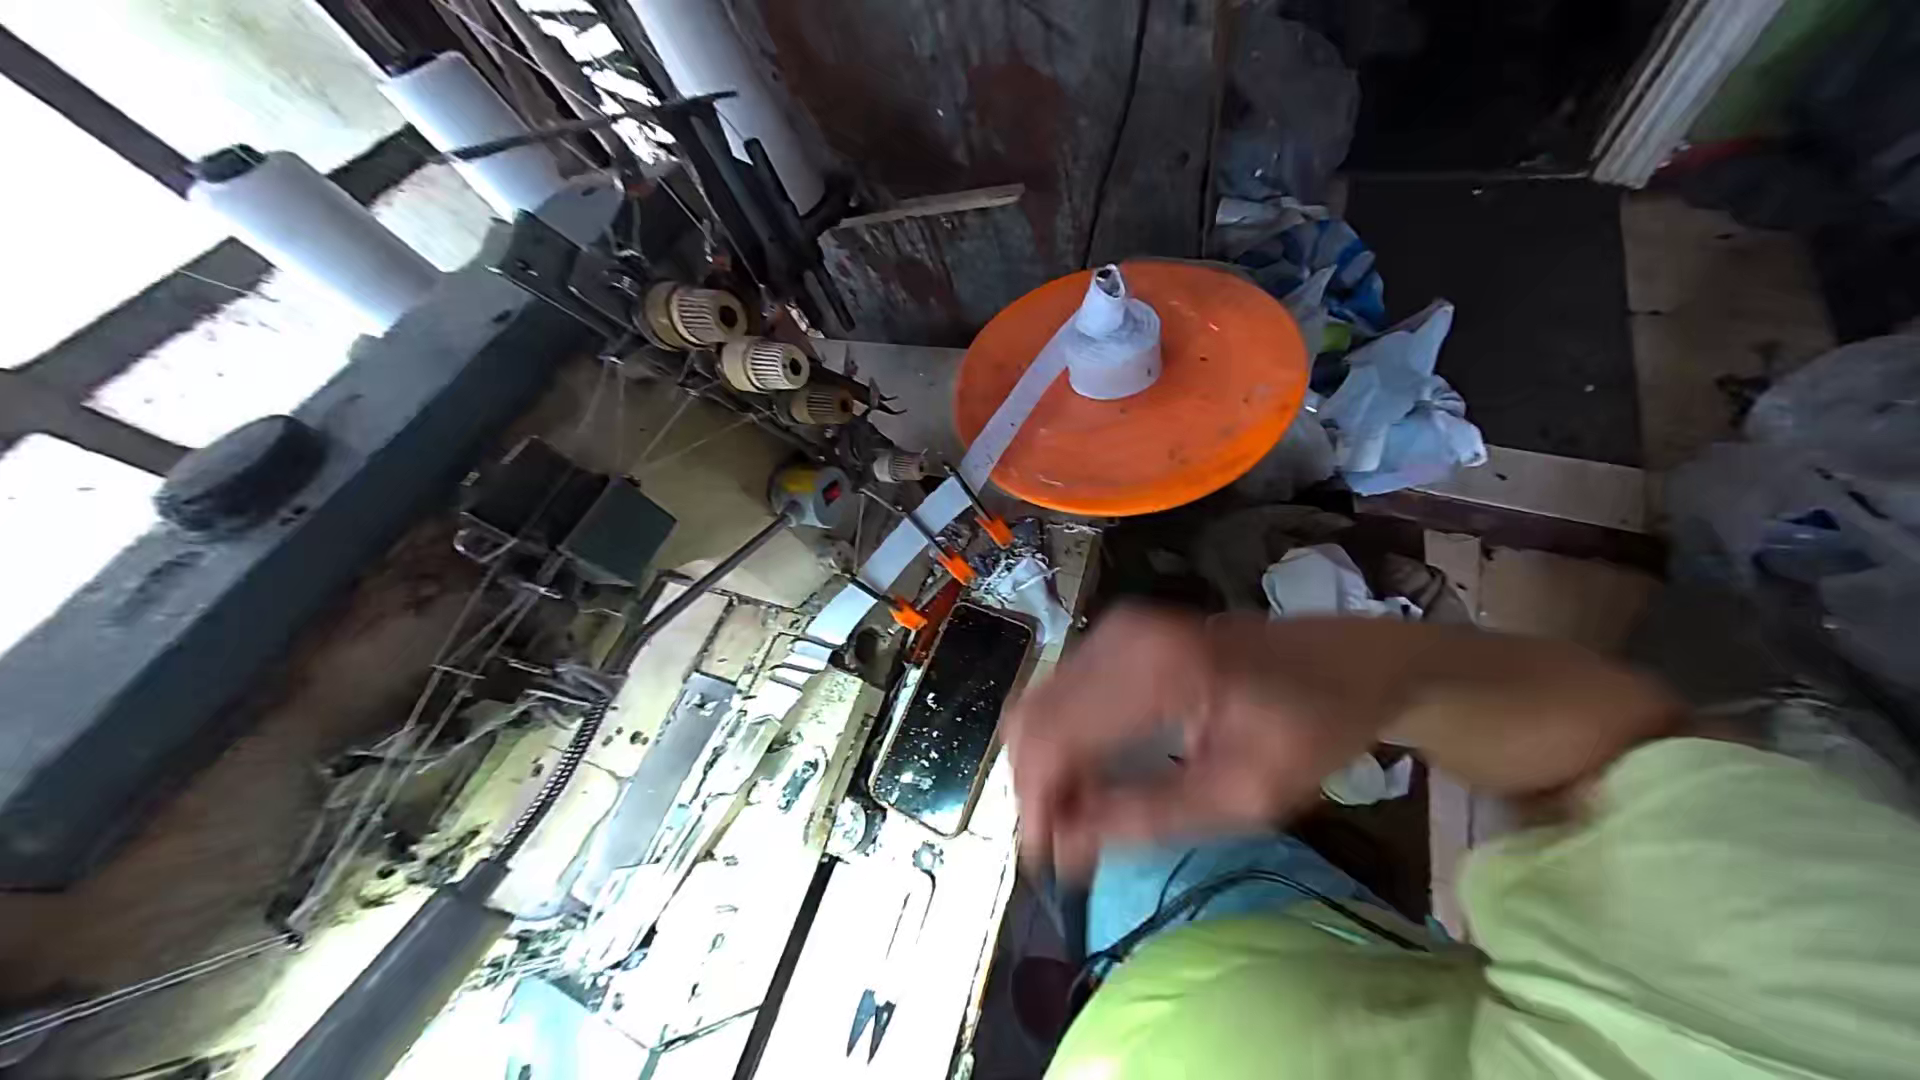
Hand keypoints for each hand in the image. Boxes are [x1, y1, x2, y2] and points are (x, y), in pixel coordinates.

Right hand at [1004, 605, 1396, 876]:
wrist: (1348, 660)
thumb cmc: (1309, 728)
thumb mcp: (1242, 795)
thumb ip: (1146, 819)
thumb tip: (1065, 848)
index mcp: (1156, 669)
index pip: (1053, 736)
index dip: (1036, 802)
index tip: (1046, 859)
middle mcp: (1120, 637)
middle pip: (1033, 715)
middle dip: (1034, 786)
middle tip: (1063, 841)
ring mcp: (1115, 629)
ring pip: (1039, 703)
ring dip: (1045, 765)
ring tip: (1076, 814)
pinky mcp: (1117, 634)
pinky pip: (1061, 691)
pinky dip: (1062, 739)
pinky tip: (1088, 774)